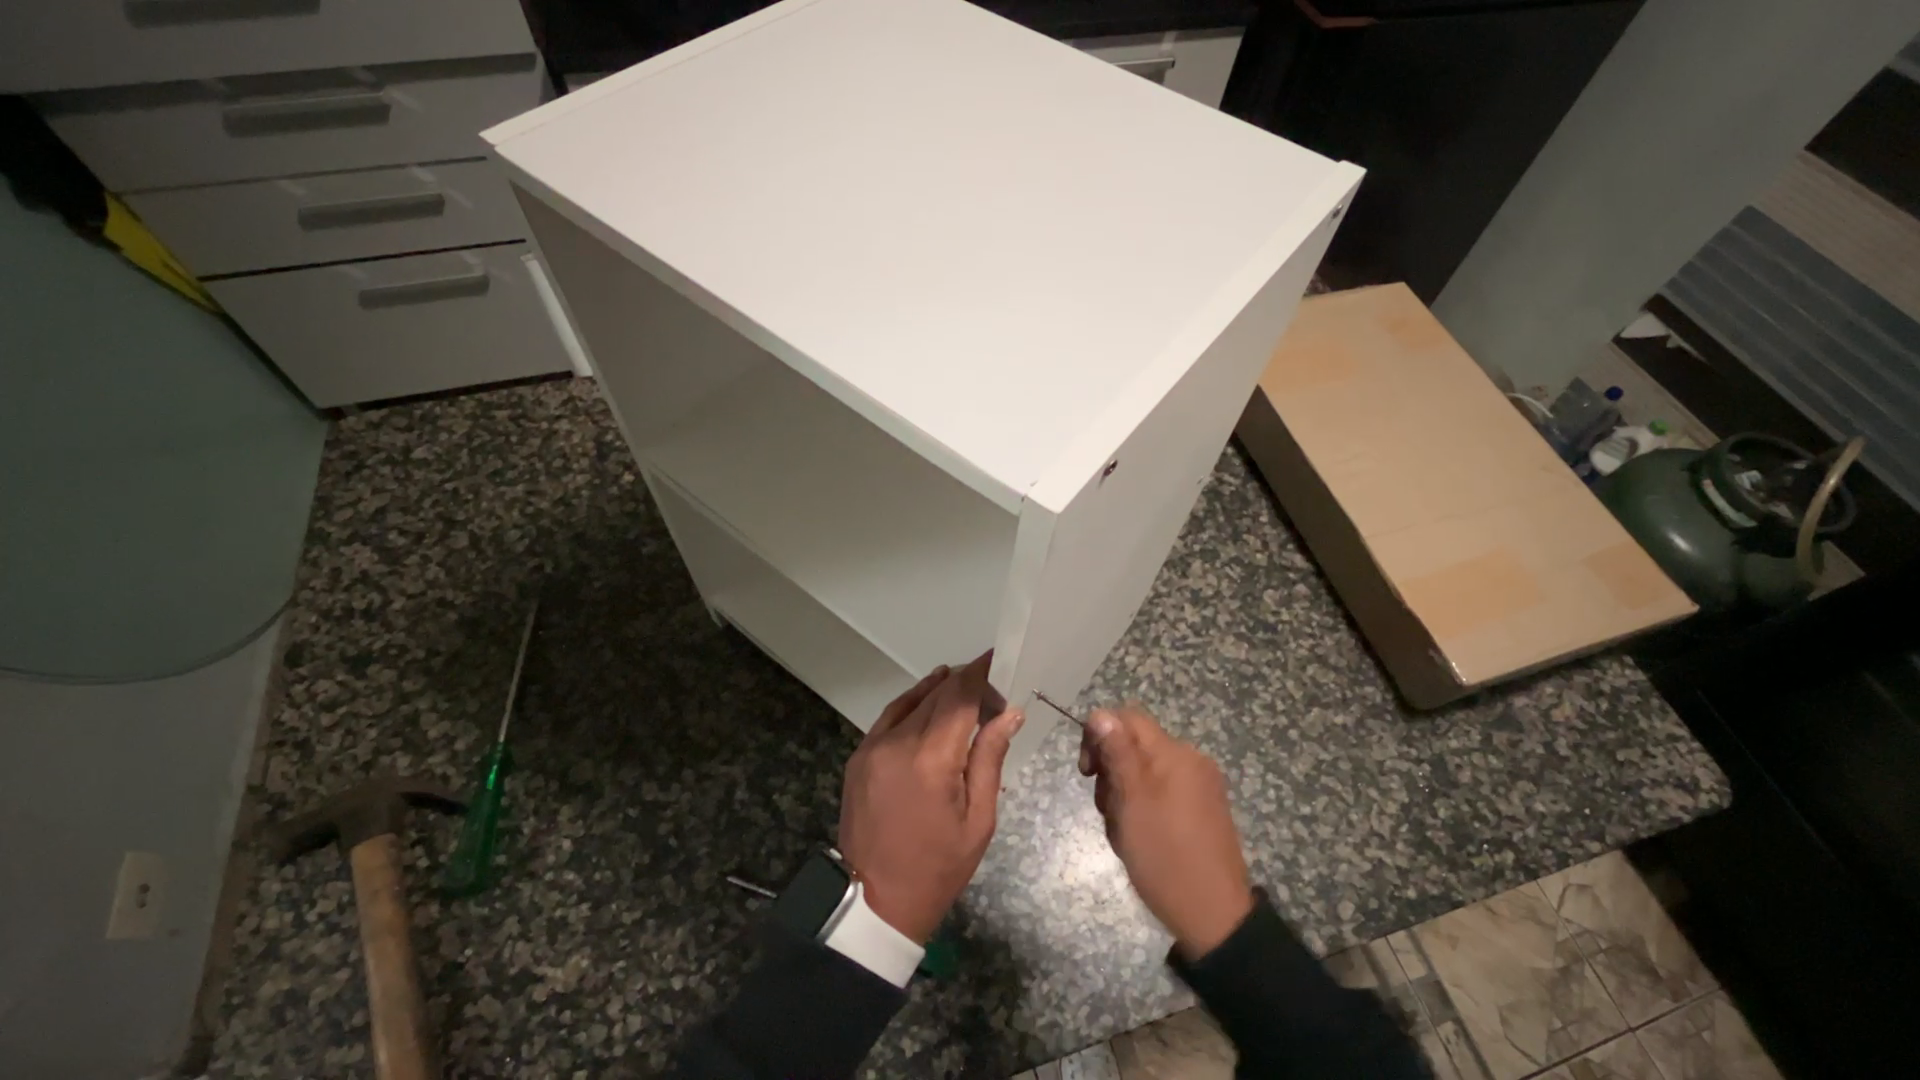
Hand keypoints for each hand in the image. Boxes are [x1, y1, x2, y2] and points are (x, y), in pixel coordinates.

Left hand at [838, 653, 1023, 943]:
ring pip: (910, 702)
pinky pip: (889, 718)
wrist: (876, 901)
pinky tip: (928, 700)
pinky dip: (911, 703)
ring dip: (938, 689)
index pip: (959, 697)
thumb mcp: (978, 819)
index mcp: (931, 759)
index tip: (1000, 659)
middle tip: (992, 683)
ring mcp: (872, 748)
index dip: (980, 674)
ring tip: (963, 683)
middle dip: (965, 682)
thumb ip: (990, 758)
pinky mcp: (859, 757)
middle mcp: (897, 742)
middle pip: (936, 695)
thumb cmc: (938, 866)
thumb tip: (1009, 712)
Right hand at [1080, 704, 1254, 959]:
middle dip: (1111, 773)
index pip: (1127, 719)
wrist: (1213, 914)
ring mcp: (1200, 786)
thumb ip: (1118, 753)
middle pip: (1134, 745)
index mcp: (1174, 754)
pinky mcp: (1203, 809)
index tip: (1087, 773)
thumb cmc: (1165, 856)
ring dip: (1123, 795)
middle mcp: (1191, 761)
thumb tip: (1101, 713)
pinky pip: (1161, 793)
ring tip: (1123, 833)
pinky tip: (1140, 839)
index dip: (1099, 736)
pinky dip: (1143, 809)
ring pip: (1143, 772)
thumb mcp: (1132, 802)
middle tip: (1107, 812)